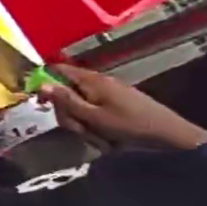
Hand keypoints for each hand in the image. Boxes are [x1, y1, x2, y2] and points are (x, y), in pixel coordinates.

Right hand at [38, 63, 206, 149]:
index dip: (43, 80)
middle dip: (65, 110)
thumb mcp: (91, 116)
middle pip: (66, 90)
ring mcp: (110, 91)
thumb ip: (65, 100)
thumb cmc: (128, 125)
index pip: (59, 70)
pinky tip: (101, 134)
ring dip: (79, 119)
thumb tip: (41, 84)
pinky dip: (91, 121)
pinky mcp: (117, 102)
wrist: (169, 135)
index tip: (37, 98)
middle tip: (75, 127)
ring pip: (79, 102)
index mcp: (92, 81)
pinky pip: (92, 108)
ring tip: (92, 134)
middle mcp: (100, 81)